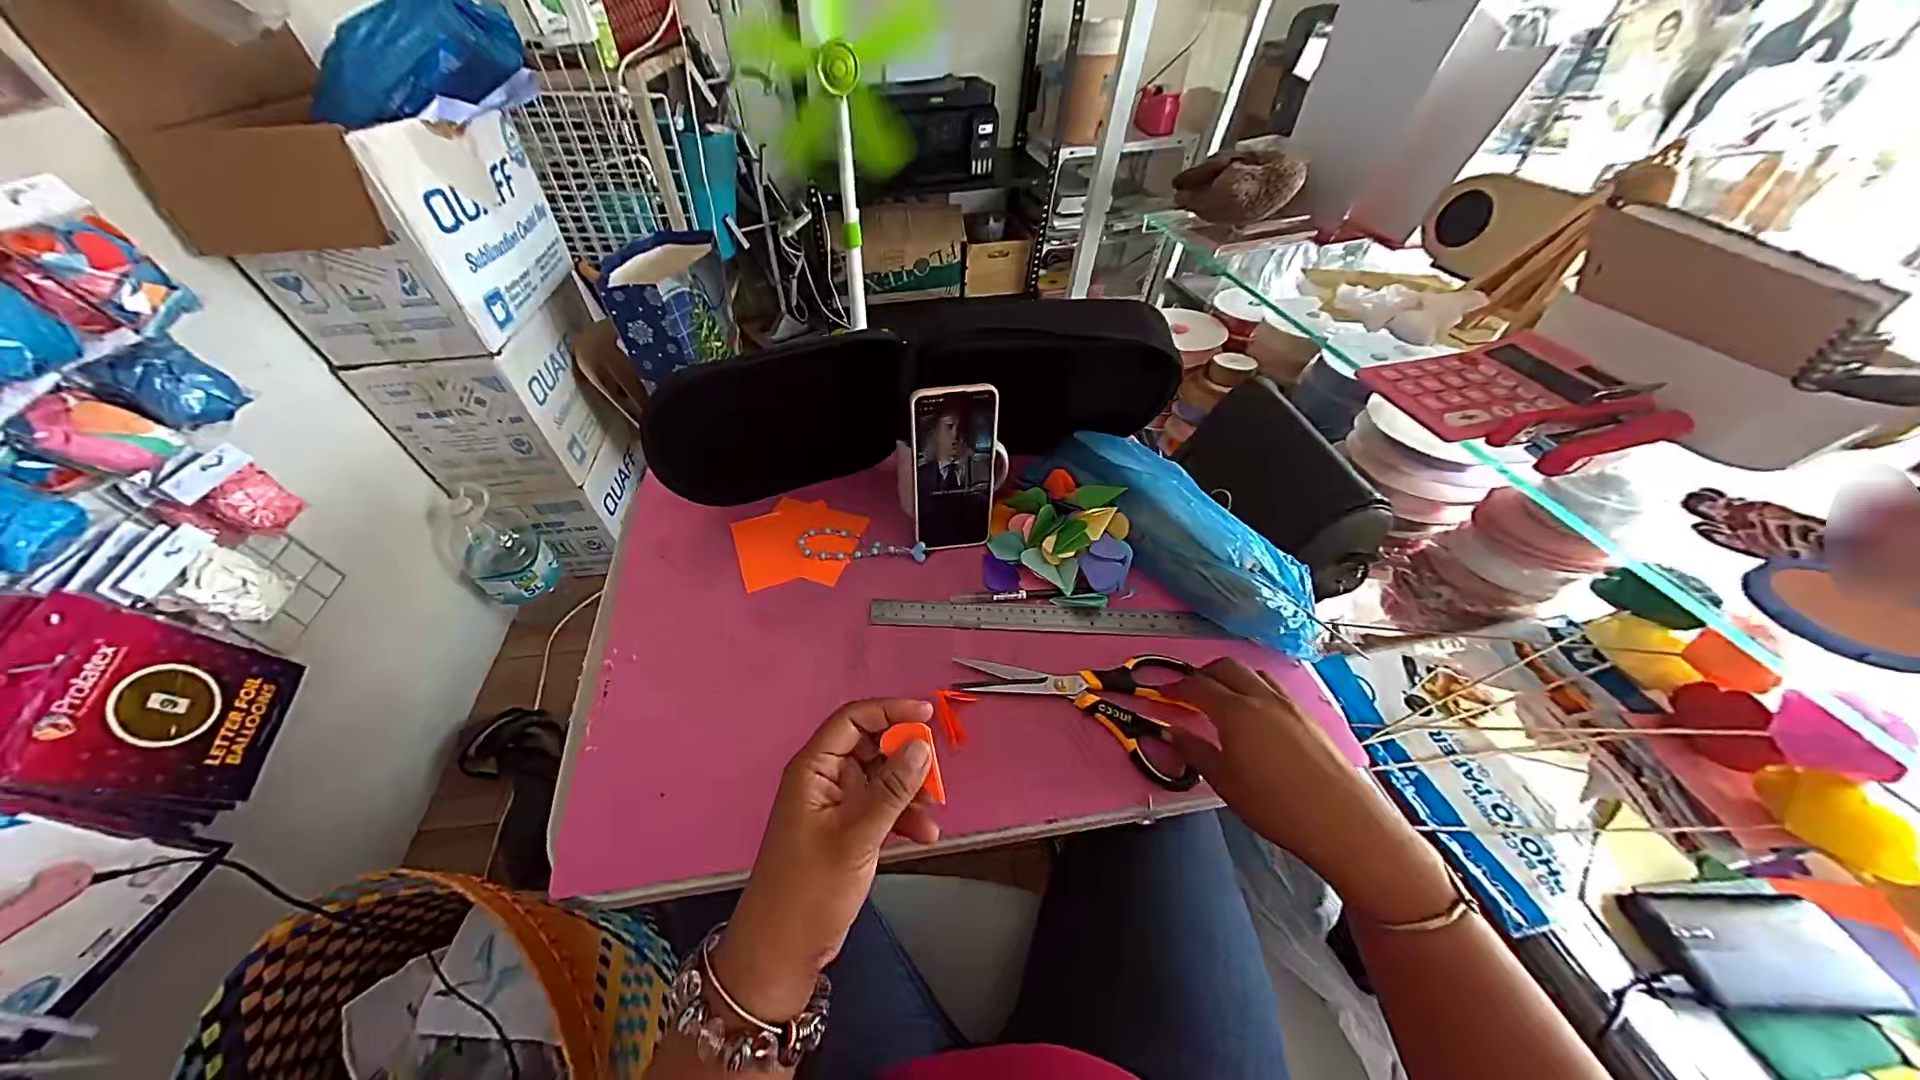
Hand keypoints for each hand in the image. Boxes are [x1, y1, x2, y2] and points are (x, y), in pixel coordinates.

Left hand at [713, 699, 939, 1019]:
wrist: (782, 952)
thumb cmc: (807, 891)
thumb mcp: (856, 836)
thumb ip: (892, 789)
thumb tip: (920, 746)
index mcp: (814, 768)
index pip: (854, 720)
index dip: (890, 710)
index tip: (926, 715)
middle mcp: (825, 778)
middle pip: (872, 746)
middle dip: (906, 756)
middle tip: (933, 774)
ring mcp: (837, 804)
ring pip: (882, 777)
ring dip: (909, 790)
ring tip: (931, 811)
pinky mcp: (849, 828)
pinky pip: (883, 806)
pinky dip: (904, 815)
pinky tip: (922, 834)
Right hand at [1168, 659, 1455, 924]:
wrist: (1344, 822)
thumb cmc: (1277, 806)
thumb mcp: (1225, 782)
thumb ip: (1194, 751)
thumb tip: (1170, 732)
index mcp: (1236, 711)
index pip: (1196, 686)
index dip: (1175, 687)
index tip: (1162, 693)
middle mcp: (1262, 698)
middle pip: (1226, 667)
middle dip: (1202, 673)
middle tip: (1188, 691)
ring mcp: (1289, 705)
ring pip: (1253, 672)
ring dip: (1231, 677)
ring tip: (1221, 698)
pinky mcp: (1308, 717)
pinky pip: (1274, 687)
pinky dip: (1254, 688)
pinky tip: (1253, 714)